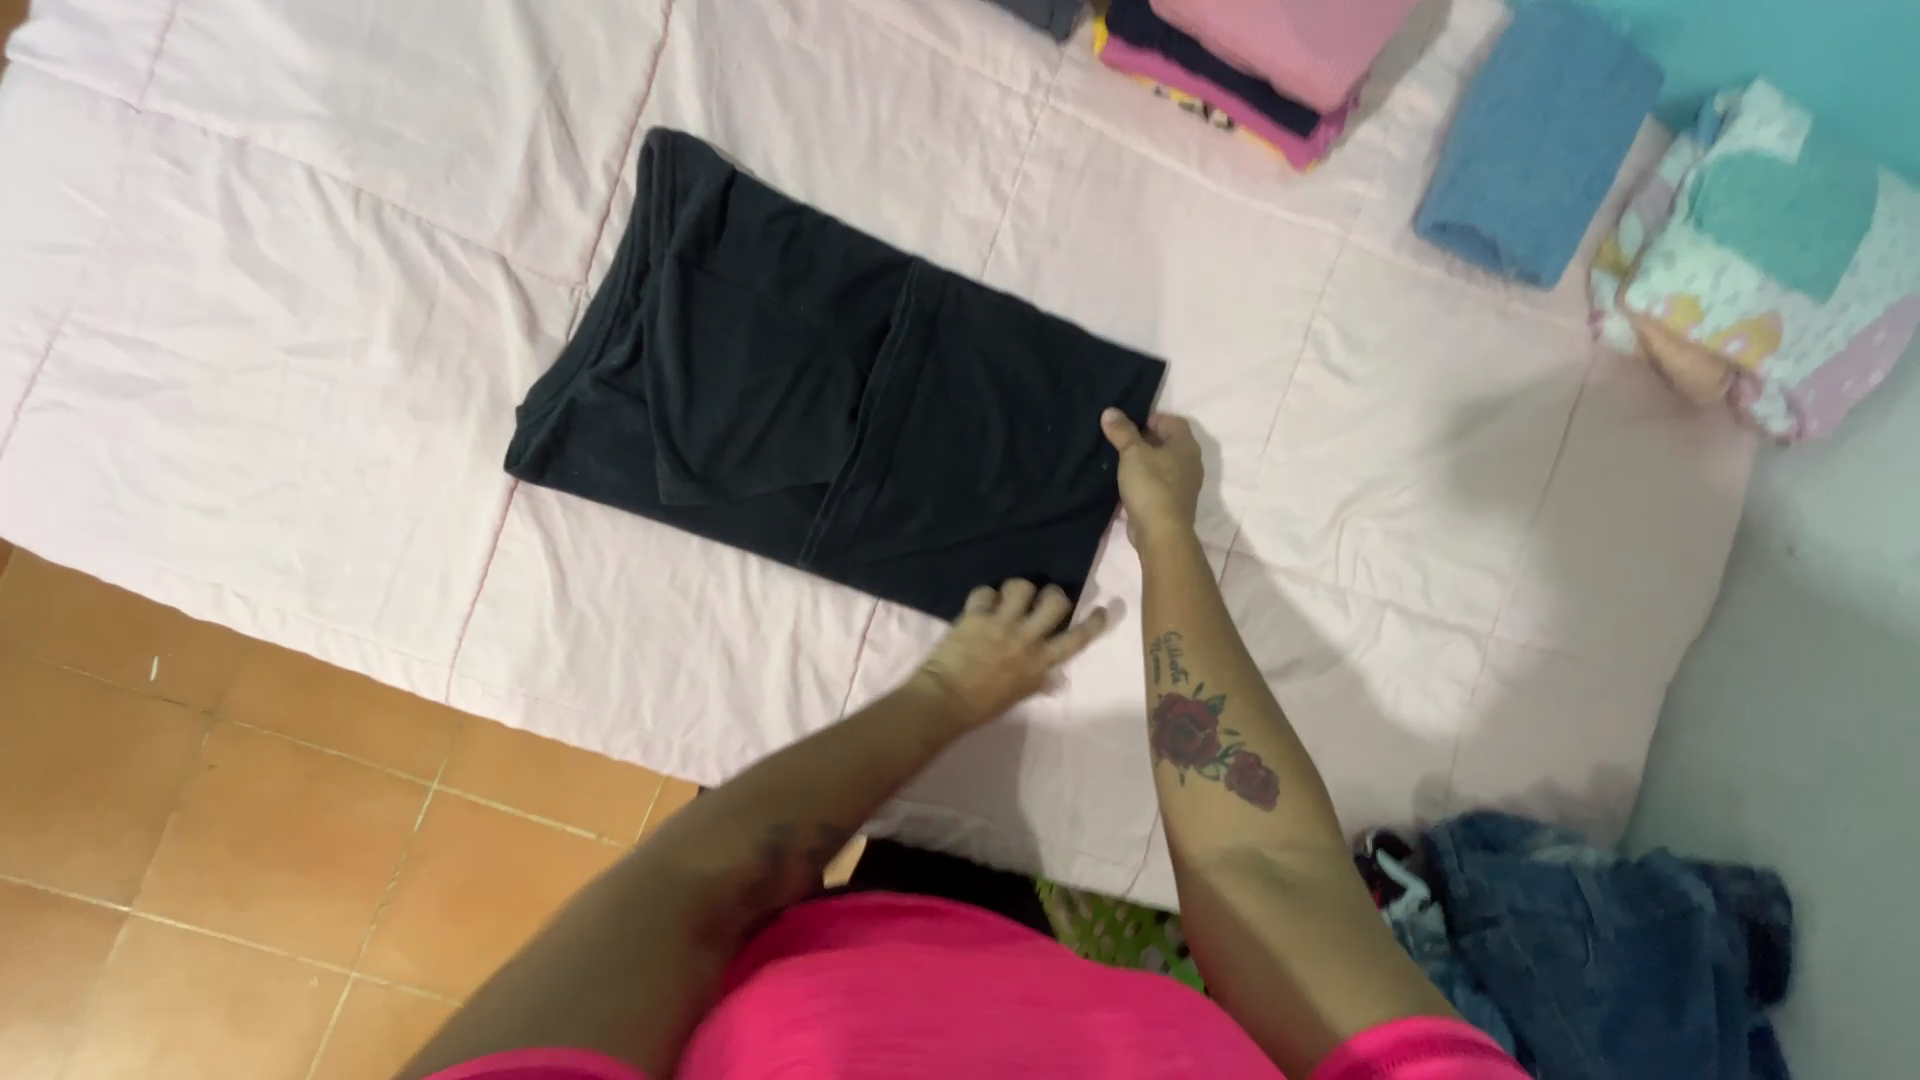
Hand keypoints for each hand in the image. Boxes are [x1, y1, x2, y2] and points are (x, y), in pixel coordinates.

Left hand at [907, 580, 1109, 727]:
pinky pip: (986, 591)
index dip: (1094, 622)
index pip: (1077, 639)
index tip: (1102, 610)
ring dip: (1018, 588)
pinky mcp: (977, 615)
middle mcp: (1027, 639)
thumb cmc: (982, 705)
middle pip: (1055, 601)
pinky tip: (980, 605)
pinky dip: (984, 596)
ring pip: (1023, 586)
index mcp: (1041, 663)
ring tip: (1009, 597)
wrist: (946, 700)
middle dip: (1053, 594)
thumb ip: (1038, 679)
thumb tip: (1053, 675)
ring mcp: (1002, 624)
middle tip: (1043, 599)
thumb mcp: (1019, 695)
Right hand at [1100, 409, 1202, 550]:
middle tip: (1121, 439)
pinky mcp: (1173, 503)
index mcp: (1186, 446)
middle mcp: (1190, 463)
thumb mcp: (1132, 453)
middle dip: (1146, 439)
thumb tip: (1110, 411)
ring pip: (1163, 464)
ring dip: (1145, 460)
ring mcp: (1184, 485)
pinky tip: (1126, 482)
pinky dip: (1145, 479)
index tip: (1129, 424)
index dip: (1152, 418)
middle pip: (1169, 443)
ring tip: (1121, 459)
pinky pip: (1158, 483)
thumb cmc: (1151, 485)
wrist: (1161, 532)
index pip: (1173, 422)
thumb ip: (1122, 431)